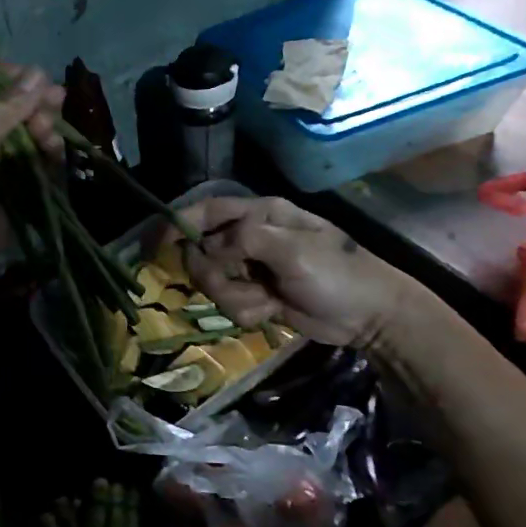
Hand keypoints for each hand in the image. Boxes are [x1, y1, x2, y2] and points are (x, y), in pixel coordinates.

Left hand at [0, 64, 63, 251]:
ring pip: (26, 134)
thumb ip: (6, 104)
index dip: (4, 76)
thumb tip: (41, 72)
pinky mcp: (13, 187)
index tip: (32, 76)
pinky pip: (36, 163)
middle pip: (7, 108)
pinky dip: (48, 155)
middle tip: (57, 99)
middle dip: (33, 103)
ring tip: (50, 134)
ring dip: (43, 129)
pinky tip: (56, 151)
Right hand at [169, 197, 414, 346]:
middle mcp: (252, 237)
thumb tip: (207, 249)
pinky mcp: (257, 296)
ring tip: (266, 300)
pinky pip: (231, 305)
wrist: (369, 316)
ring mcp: (253, 268)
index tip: (156, 245)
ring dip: (236, 298)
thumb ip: (246, 239)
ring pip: (214, 283)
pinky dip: (248, 312)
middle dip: (215, 275)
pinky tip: (273, 312)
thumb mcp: (293, 249)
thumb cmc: (337, 273)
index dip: (179, 222)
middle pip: (203, 252)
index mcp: (262, 214)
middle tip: (239, 282)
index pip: (209, 210)